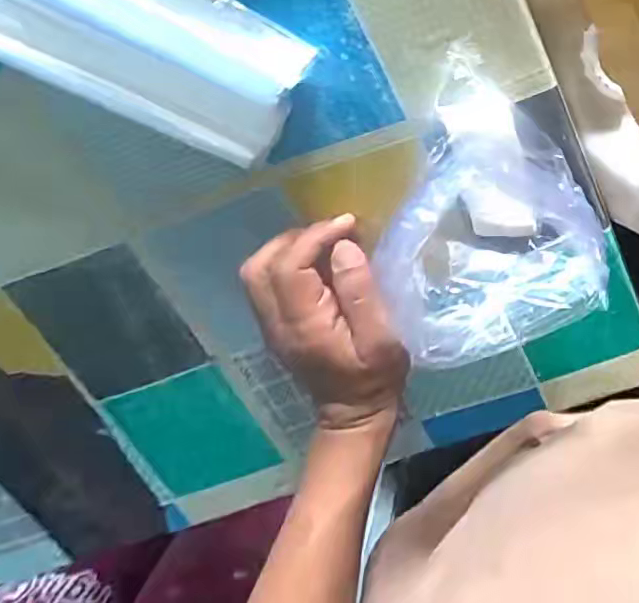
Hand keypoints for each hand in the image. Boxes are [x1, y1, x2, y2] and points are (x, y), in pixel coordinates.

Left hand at [241, 215, 409, 431]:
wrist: (355, 414)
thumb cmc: (375, 376)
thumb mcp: (381, 338)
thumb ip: (361, 292)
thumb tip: (343, 248)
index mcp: (303, 324)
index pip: (289, 266)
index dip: (315, 236)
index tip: (348, 224)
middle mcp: (277, 323)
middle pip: (260, 266)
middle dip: (296, 238)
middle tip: (332, 232)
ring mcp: (272, 325)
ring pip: (258, 272)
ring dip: (289, 248)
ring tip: (326, 242)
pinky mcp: (276, 324)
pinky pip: (268, 281)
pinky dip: (288, 260)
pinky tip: (319, 261)